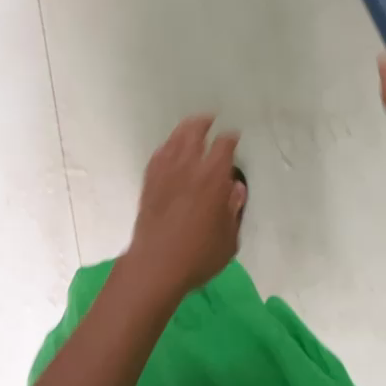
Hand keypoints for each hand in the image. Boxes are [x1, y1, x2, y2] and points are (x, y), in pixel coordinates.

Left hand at [122, 116, 245, 302]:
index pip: (224, 145)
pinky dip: (166, 148)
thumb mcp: (228, 238)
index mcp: (213, 177)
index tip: (233, 137)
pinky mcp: (149, 182)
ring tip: (190, 128)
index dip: (230, 138)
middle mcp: (188, 167)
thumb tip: (236, 188)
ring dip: (184, 130)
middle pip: (194, 133)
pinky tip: (168, 150)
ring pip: (174, 140)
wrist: (156, 265)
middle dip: (203, 123)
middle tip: (209, 120)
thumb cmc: (198, 255)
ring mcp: (165, 172)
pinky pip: (158, 155)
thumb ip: (233, 209)